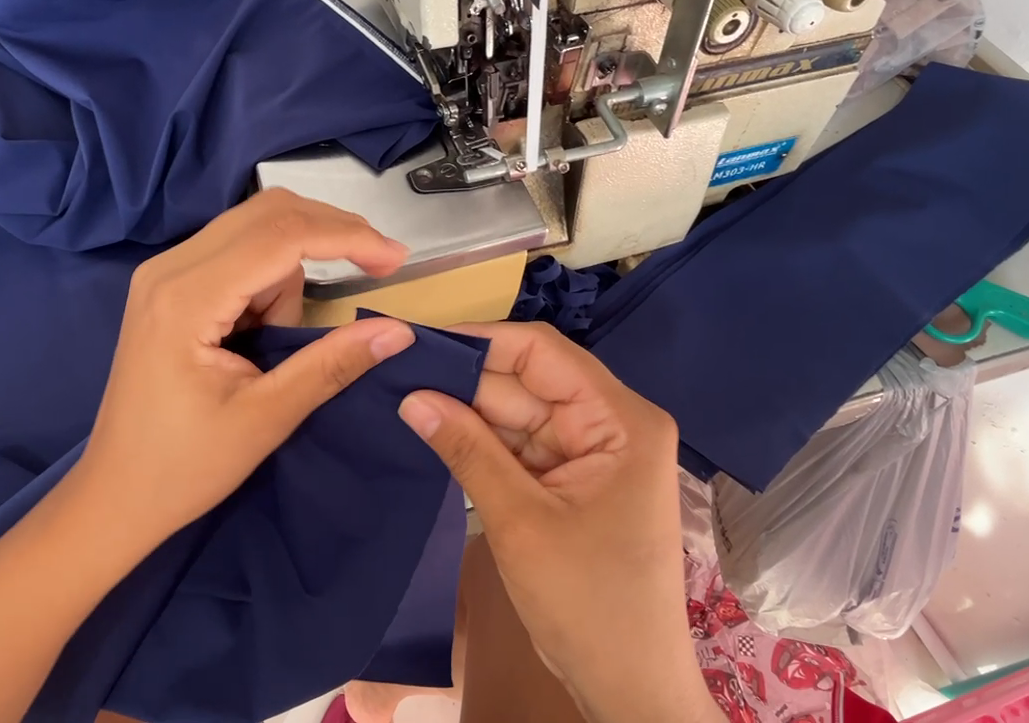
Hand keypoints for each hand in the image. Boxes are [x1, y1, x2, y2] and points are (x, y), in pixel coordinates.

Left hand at [77, 189, 416, 542]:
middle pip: (269, 214)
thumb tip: (397, 330)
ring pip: (256, 229)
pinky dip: (269, 277)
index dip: (347, 236)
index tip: (396, 259)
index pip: (281, 235)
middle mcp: (169, 267)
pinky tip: (259, 330)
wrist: (116, 493)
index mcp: (187, 297)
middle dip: (329, 234)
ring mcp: (164, 271)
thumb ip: (332, 364)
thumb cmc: (184, 466)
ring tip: (276, 342)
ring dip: (292, 268)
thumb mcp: (267, 418)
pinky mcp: (169, 283)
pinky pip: (238, 251)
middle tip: (377, 268)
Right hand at [398, 323, 705, 722]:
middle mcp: (611, 423)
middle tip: (399, 370)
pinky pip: (521, 444)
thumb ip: (466, 450)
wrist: (630, 691)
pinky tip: (436, 428)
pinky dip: (482, 440)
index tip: (421, 341)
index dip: (481, 341)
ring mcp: (592, 451)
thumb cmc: (588, 604)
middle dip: (467, 379)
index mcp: (620, 420)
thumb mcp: (520, 522)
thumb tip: (410, 395)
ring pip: (519, 411)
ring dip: (469, 409)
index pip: (543, 353)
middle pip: (529, 381)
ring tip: (405, 393)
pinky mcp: (574, 477)